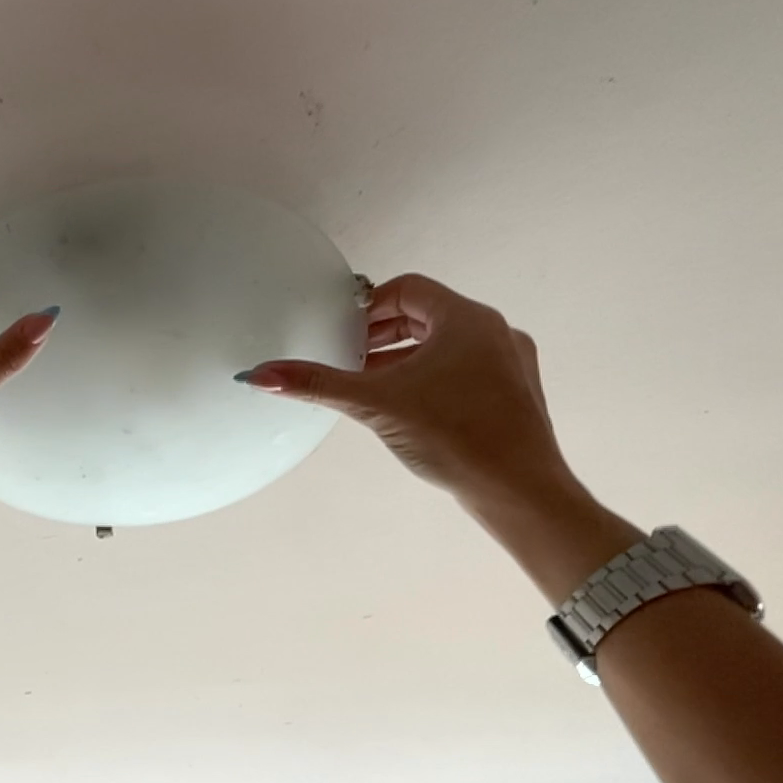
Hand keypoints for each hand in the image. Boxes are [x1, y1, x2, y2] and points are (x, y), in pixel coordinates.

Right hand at [237, 274, 577, 507]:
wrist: (520, 493)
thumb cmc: (462, 440)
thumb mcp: (375, 404)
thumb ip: (316, 384)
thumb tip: (262, 375)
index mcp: (467, 321)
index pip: (407, 289)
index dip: (368, 306)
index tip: (344, 328)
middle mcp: (493, 334)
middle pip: (423, 314)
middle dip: (380, 334)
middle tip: (350, 354)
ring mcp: (507, 364)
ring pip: (442, 344)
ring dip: (401, 356)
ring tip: (370, 382)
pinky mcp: (510, 394)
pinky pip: (460, 368)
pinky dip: (426, 376)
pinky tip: (405, 406)